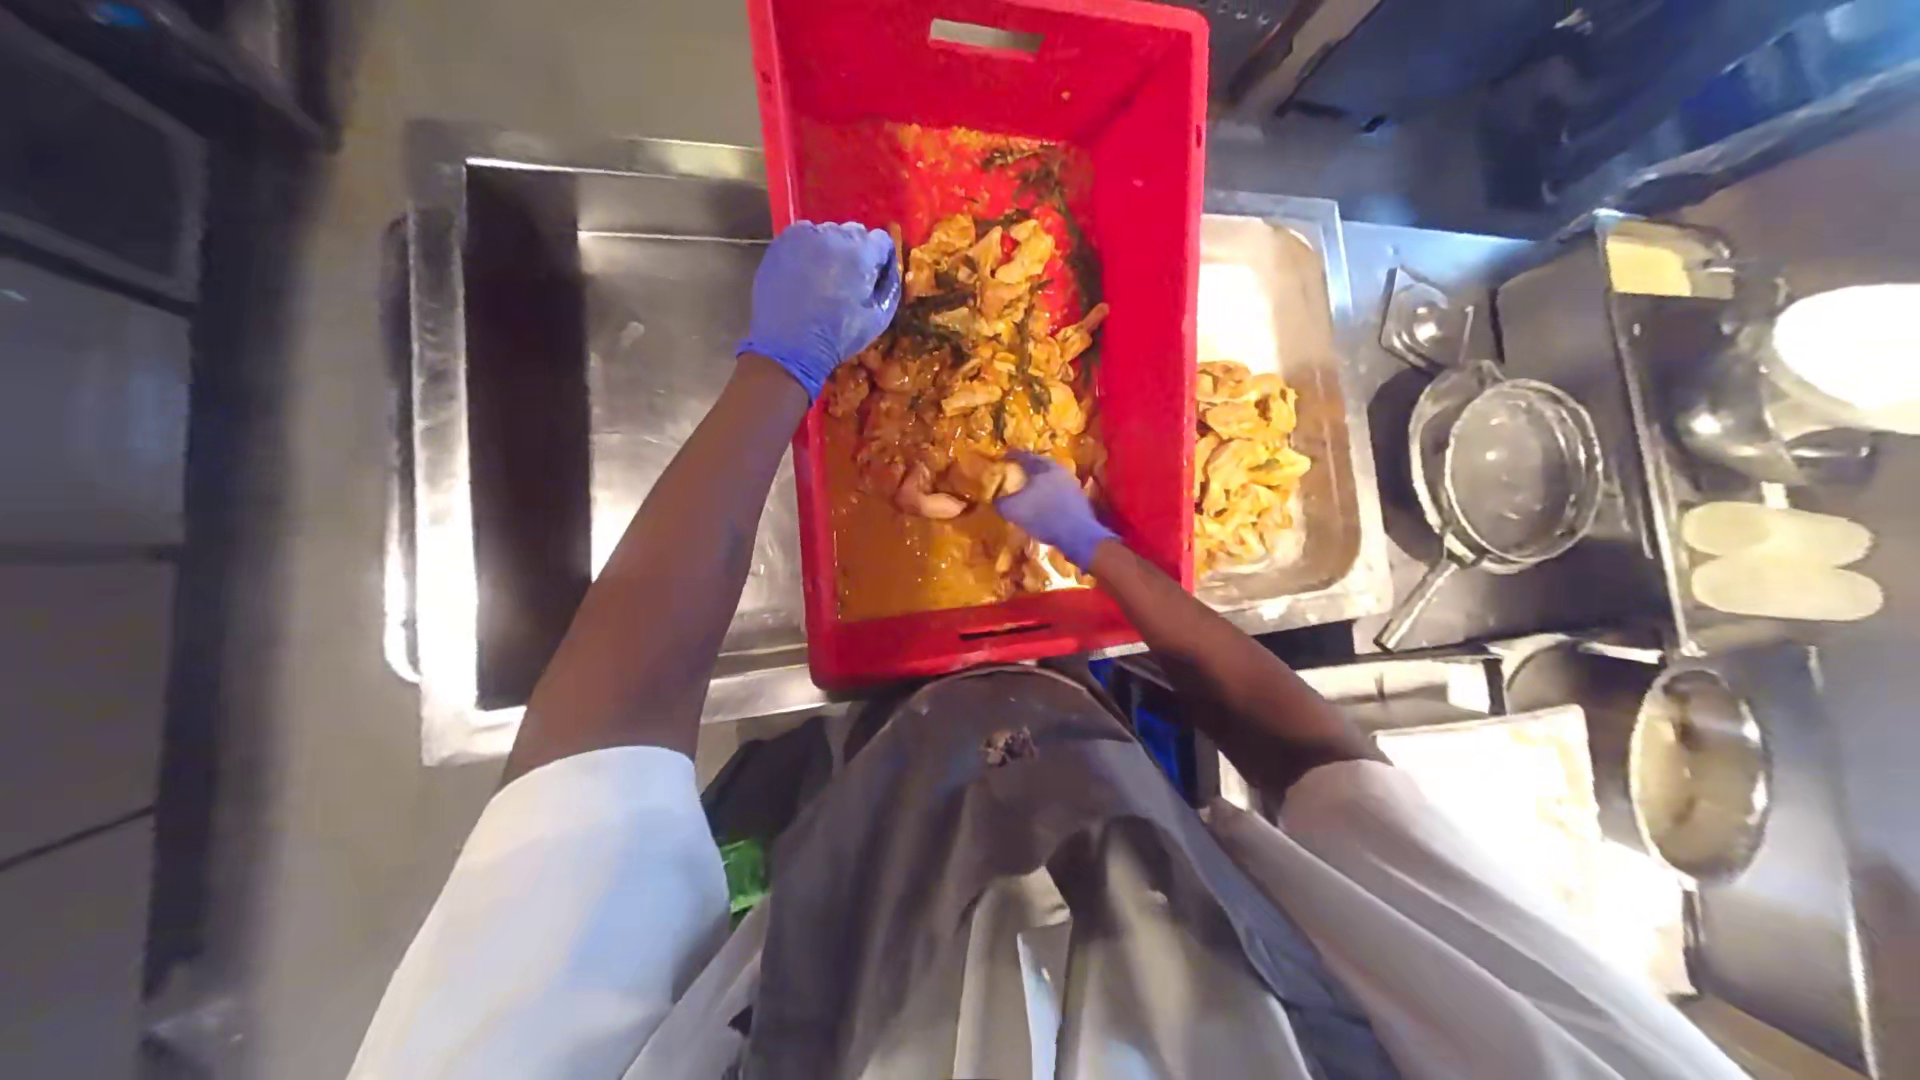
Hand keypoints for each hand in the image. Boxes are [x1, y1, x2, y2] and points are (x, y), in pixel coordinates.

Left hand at [737, 221, 900, 398]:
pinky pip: (803, 238)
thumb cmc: (838, 336)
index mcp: (861, 252)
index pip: (882, 240)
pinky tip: (805, 274)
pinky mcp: (782, 242)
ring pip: (828, 234)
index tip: (874, 276)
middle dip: (856, 252)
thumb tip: (890, 268)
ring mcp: (805, 235)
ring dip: (832, 250)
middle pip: (854, 233)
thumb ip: (890, 287)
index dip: (881, 258)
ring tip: (825, 278)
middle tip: (849, 280)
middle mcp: (834, 235)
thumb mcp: (878, 319)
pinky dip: (808, 250)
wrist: (788, 346)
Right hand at [993, 452, 1117, 570]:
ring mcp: (1072, 484)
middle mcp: (1059, 470)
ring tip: (1029, 488)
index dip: (1012, 456)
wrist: (1077, 535)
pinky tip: (1043, 503)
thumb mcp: (1013, 510)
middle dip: (1028, 467)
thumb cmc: (1042, 516)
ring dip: (1040, 482)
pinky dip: (1049, 494)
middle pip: (1041, 465)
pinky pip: (1059, 491)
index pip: (1024, 456)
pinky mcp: (1079, 499)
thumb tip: (996, 499)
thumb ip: (1001, 502)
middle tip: (1017, 471)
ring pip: (1051, 478)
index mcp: (1043, 467)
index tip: (1003, 457)